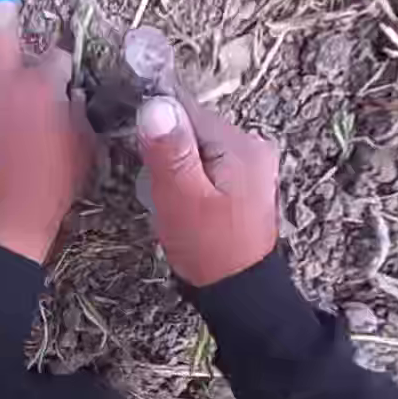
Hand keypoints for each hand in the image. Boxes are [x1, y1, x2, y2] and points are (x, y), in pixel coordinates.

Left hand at [0, 0, 92, 263]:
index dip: (64, 59)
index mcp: (43, 87)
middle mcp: (6, 84)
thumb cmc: (56, 179)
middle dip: (3, 8)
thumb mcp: (83, 143)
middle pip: (2, 35)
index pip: (57, 58)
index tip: (66, 64)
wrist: (14, 209)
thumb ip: (76, 112)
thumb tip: (70, 96)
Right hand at [136, 93, 279, 285]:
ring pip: (196, 148)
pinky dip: (189, 178)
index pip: (184, 110)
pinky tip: (187, 203)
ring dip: (177, 167)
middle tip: (161, 187)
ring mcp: (250, 165)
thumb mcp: (182, 198)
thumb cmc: (210, 249)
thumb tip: (155, 105)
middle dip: (167, 152)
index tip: (144, 156)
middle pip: (191, 129)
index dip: (156, 129)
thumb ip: (170, 151)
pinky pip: (206, 165)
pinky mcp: (243, 181)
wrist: (240, 293)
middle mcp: (252, 147)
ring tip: (174, 199)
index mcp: (241, 145)